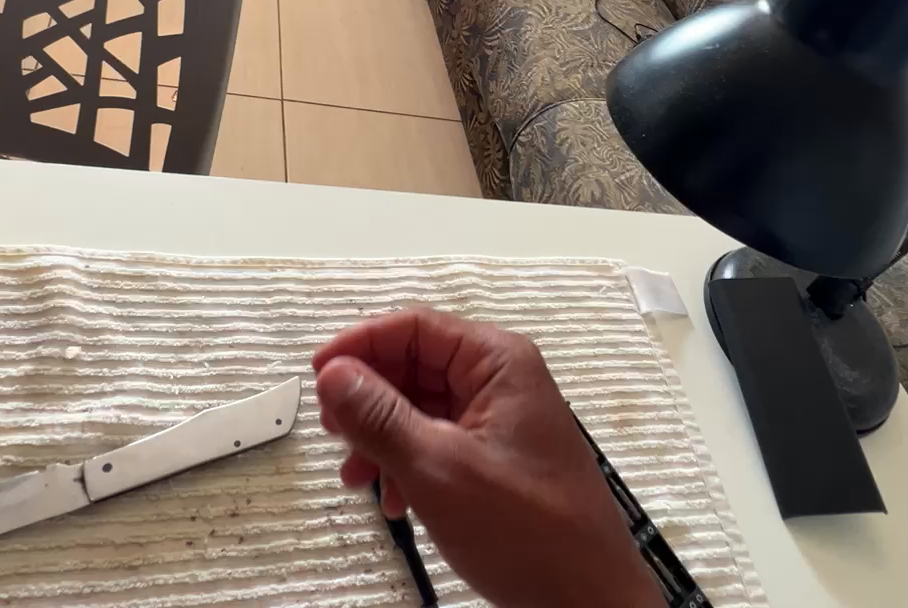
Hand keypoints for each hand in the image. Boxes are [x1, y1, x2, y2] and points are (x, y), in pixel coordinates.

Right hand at [312, 308, 661, 607]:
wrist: (586, 604)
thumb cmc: (535, 535)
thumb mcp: (438, 469)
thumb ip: (380, 417)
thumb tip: (336, 374)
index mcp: (497, 360)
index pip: (415, 327)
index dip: (361, 344)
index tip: (321, 371)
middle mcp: (500, 378)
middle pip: (414, 363)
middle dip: (369, 396)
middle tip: (334, 426)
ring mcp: (498, 416)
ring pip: (419, 403)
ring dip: (381, 434)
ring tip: (357, 470)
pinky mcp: (493, 451)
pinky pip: (435, 436)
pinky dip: (404, 459)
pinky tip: (391, 494)